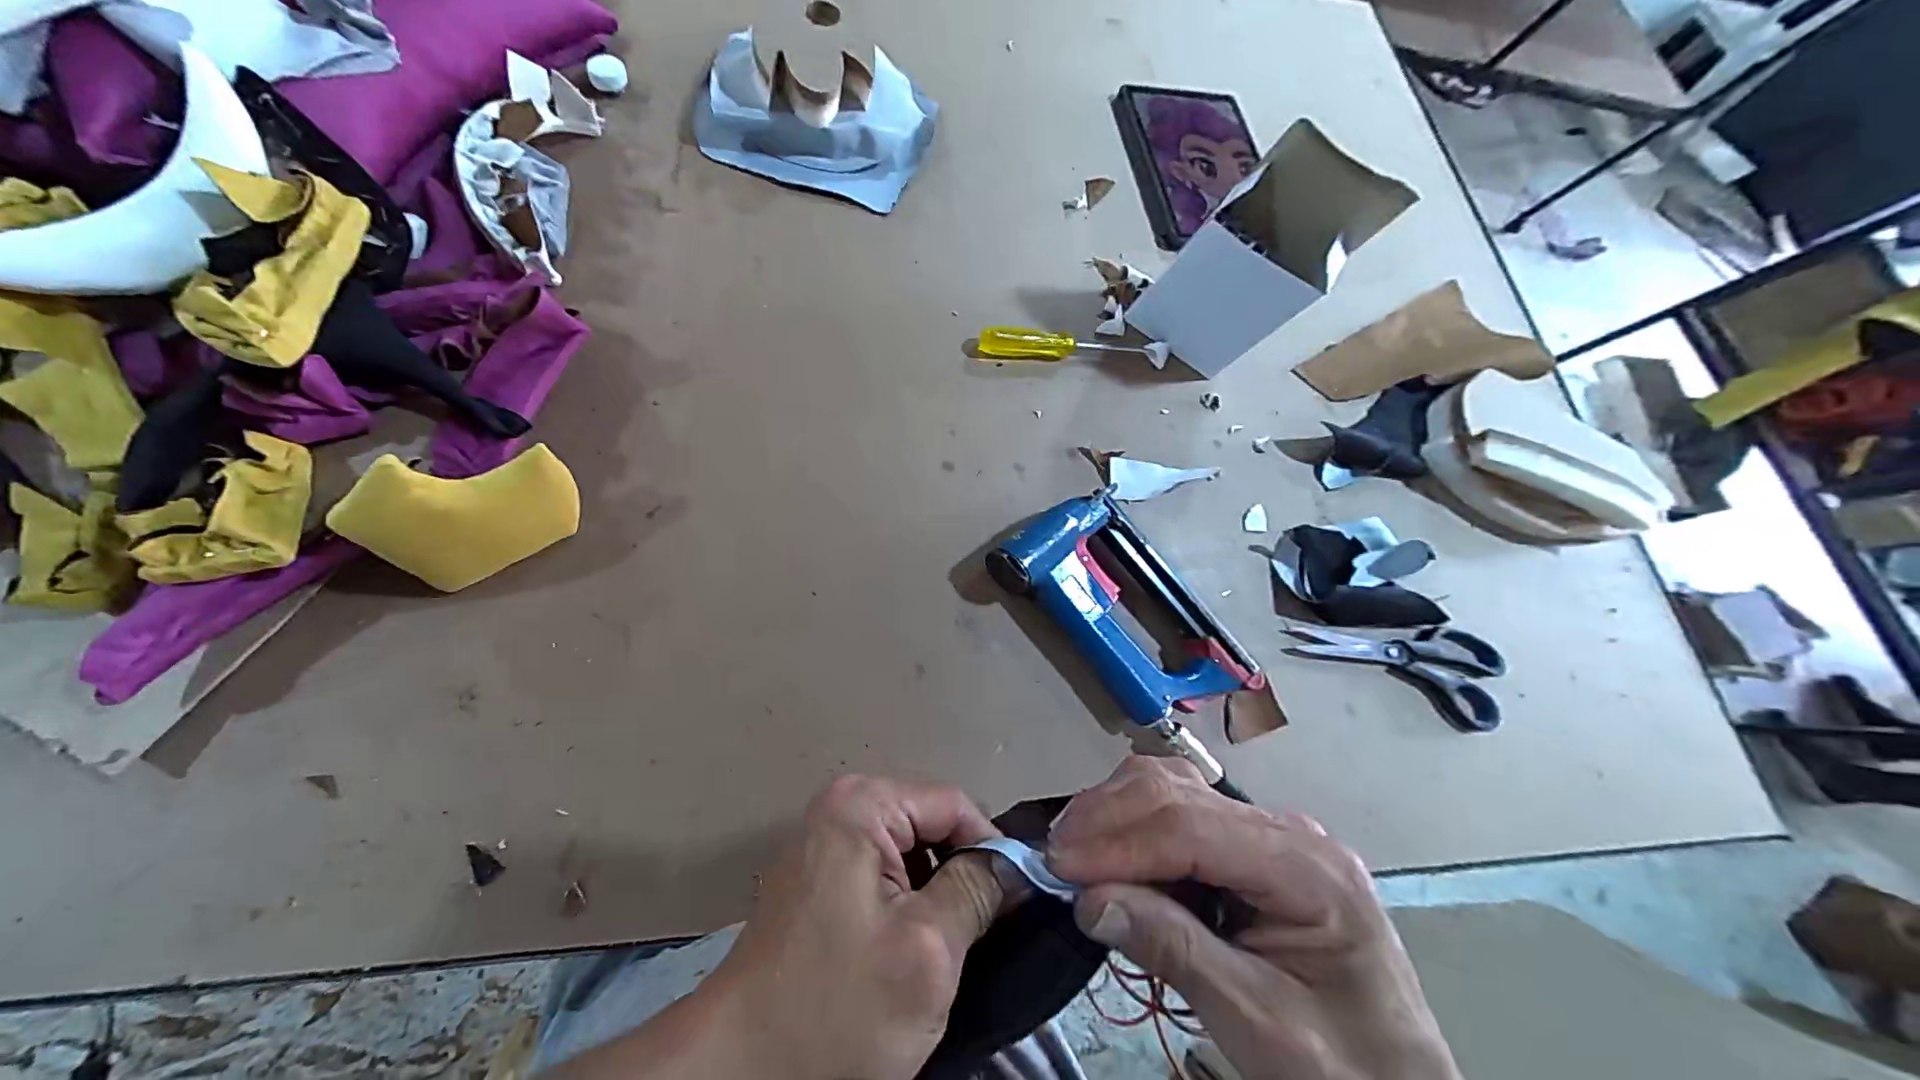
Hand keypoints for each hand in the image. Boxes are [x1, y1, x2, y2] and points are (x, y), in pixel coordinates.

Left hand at [552, 775, 1015, 1079]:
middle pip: (931, 826)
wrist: (738, 1072)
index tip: (1012, 906)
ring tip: (941, 952)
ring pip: (910, 856)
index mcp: (861, 805)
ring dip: (933, 899)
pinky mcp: (817, 883)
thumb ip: (977, 890)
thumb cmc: (834, 1009)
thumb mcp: (927, 948)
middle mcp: (839, 810)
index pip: (955, 804)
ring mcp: (823, 846)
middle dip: (959, 877)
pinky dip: (905, 910)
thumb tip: (1013, 862)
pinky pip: (882, 877)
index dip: (991, 850)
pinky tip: (904, 954)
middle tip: (976, 937)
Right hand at [1047, 756, 1460, 1079]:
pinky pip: (1178, 808)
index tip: (1057, 868)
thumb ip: (1178, 953)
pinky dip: (1130, 820)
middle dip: (1105, 818)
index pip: (1192, 828)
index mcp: (1307, 867)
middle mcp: (1287, 830)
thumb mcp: (1261, 1023)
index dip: (1117, 842)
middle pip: (1177, 791)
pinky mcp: (1247, 844)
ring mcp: (1267, 832)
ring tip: (1070, 853)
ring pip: (1172, 785)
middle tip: (1051, 860)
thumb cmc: (1341, 1066)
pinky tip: (1105, 849)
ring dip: (1112, 810)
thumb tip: (1089, 901)